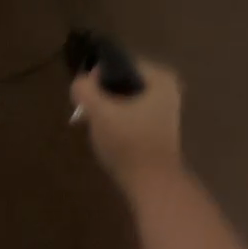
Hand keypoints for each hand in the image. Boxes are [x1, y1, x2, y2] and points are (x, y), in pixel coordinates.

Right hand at [72, 59, 183, 189]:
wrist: (153, 185)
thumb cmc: (129, 142)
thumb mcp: (100, 111)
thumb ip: (85, 89)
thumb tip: (80, 82)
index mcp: (160, 78)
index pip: (119, 63)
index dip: (97, 76)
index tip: (84, 96)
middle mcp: (167, 90)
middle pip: (122, 82)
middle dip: (102, 95)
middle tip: (87, 112)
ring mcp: (165, 111)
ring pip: (125, 100)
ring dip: (108, 109)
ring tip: (95, 125)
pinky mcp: (158, 129)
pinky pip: (131, 114)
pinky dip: (118, 121)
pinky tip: (108, 136)